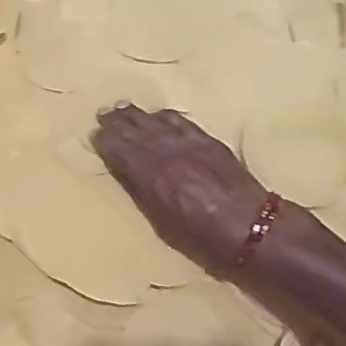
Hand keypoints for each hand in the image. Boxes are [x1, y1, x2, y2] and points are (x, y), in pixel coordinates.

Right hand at [91, 106, 270, 270]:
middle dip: (117, 122)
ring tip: (122, 107)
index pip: (121, 149)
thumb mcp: (160, 221)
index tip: (95, 135)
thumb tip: (124, 170)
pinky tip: (158, 115)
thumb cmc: (200, 237)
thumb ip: (140, 191)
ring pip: (156, 121)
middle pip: (136, 130)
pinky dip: (165, 116)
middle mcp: (167, 153)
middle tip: (103, 114)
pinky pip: (181, 121)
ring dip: (137, 114)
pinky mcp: (208, 140)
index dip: (106, 141)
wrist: (250, 228)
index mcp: (151, 175)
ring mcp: (189, 143)